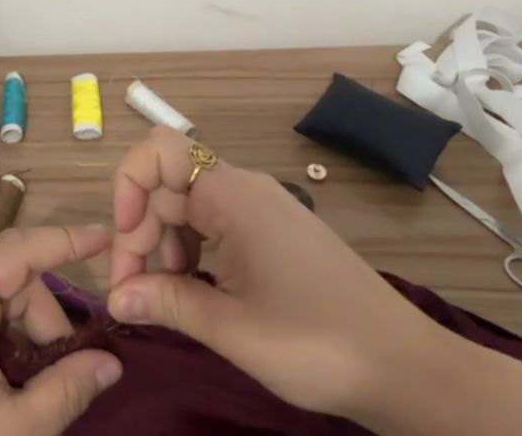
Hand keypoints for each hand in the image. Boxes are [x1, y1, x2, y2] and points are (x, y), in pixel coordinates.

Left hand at [0, 225, 122, 435]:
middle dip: (48, 319)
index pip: (14, 252)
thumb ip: (64, 390)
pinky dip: (11, 344)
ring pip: (2, 303)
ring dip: (32, 337)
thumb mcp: (14, 431)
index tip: (104, 237)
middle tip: (67, 374)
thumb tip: (112, 361)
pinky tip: (19, 385)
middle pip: (13, 282)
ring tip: (38, 392)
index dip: (60, 241)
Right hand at [105, 127, 462, 418]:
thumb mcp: (233, 329)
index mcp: (232, 195)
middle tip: (134, 293)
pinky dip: (192, 253)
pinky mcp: (273, 233)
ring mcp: (261, 210)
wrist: (407, 368)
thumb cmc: (318, 344)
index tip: (127, 245)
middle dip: (140, 232)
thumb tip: (114, 298)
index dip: (127, 187)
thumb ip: (167, 303)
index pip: (157, 154)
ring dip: (164, 246)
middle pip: (167, 186)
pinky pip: (214, 225)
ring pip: (188, 207)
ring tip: (165, 300)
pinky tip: (195, 294)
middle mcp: (244, 189)